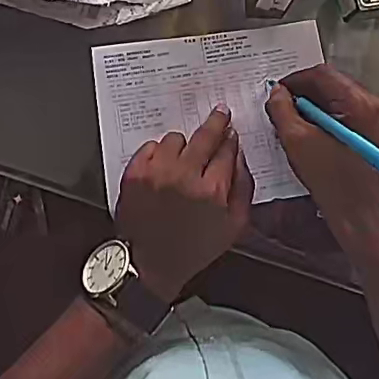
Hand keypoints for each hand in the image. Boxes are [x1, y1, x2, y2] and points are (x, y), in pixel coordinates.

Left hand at [114, 105, 253, 299]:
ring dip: (183, 146)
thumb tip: (240, 157)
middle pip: (205, 136)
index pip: (227, 150)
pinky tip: (163, 166)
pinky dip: (158, 153)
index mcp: (212, 190)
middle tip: (220, 114)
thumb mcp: (233, 226)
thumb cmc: (193, 248)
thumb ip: (243, 188)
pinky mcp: (135, 173)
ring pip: (176, 138)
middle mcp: (184, 177)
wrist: (149, 264)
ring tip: (183, 161)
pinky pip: (151, 146)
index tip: (231, 132)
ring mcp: (157, 173)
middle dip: (216, 122)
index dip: (231, 139)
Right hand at [264, 65, 378, 250]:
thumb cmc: (333, 182)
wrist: (356, 213)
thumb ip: (282, 110)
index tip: (276, 91)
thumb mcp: (298, 141)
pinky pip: (339, 109)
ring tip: (290, 120)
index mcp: (358, 104)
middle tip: (280, 105)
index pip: (321, 74)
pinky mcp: (366, 128)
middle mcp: (370, 105)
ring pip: (332, 95)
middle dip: (301, 91)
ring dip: (309, 104)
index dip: (294, 80)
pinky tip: (304, 131)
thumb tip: (276, 93)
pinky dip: (319, 114)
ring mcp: (371, 116)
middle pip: (329, 82)